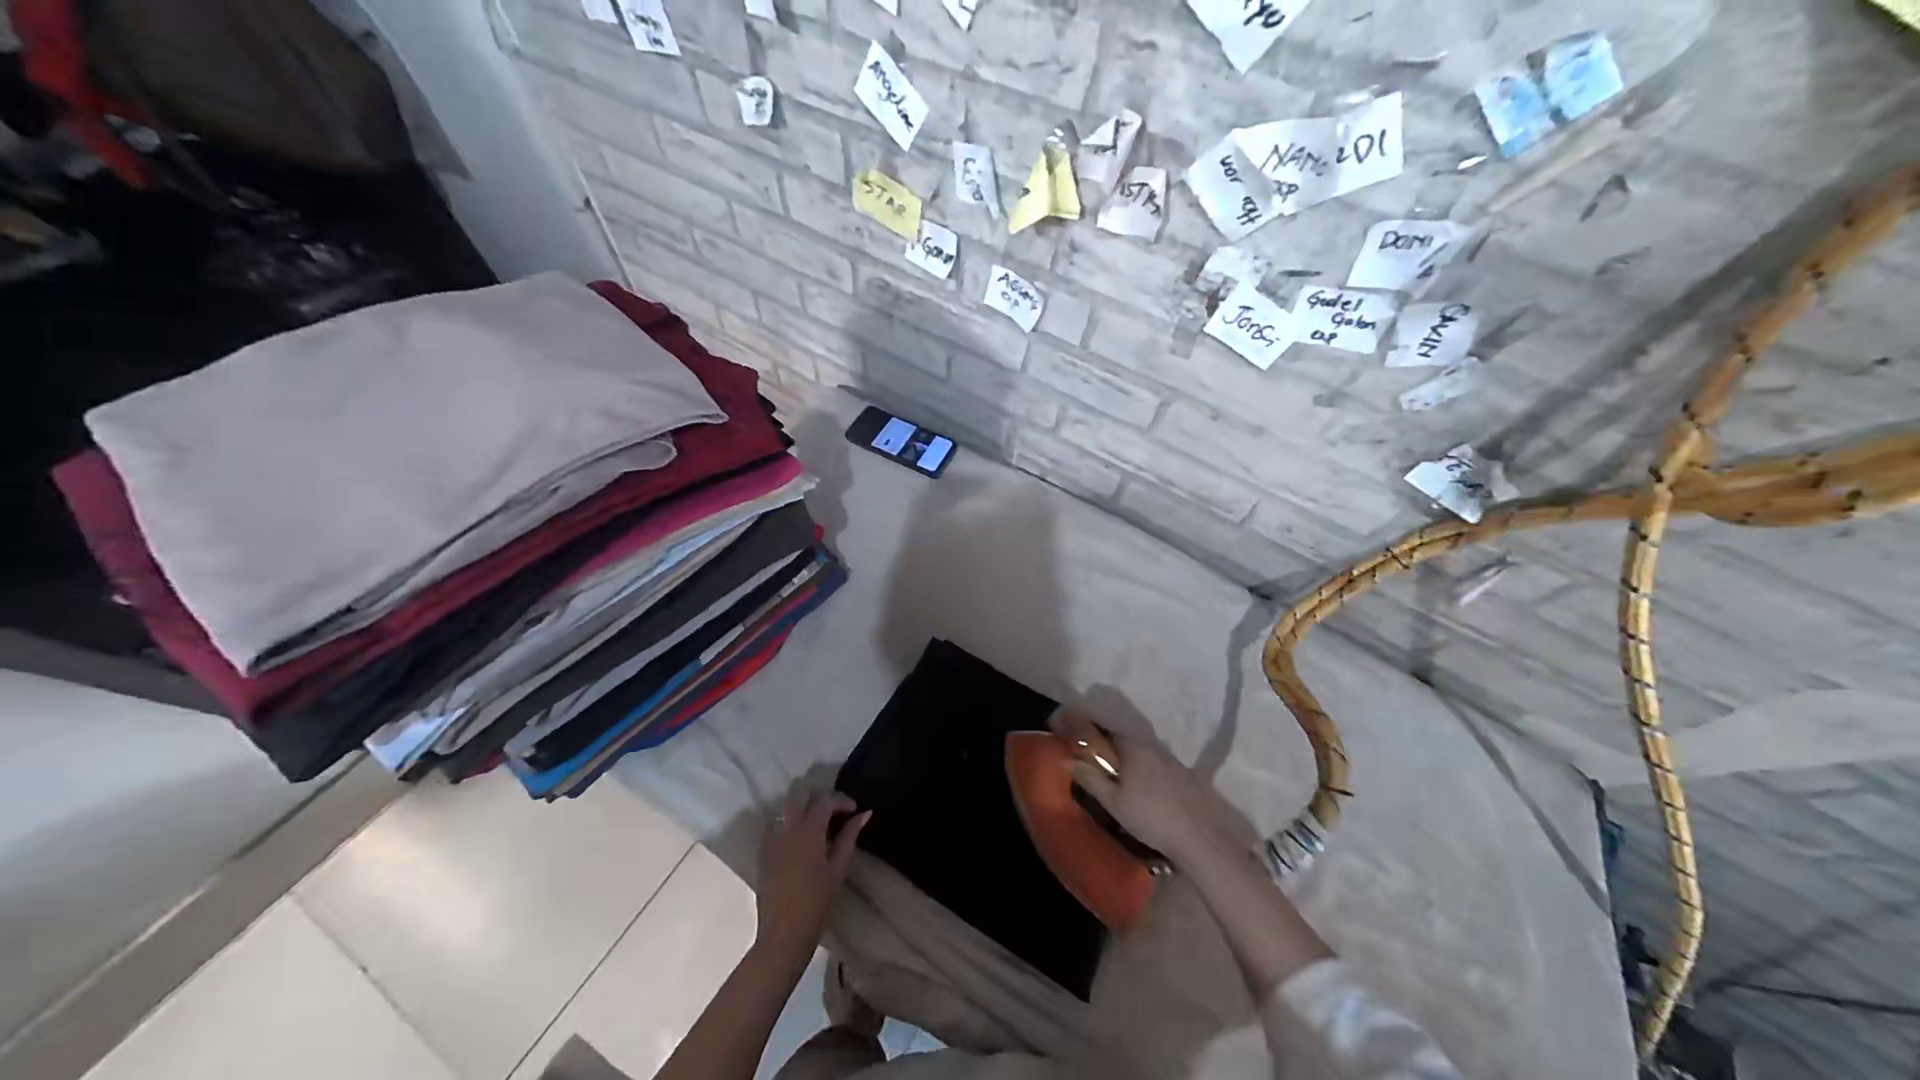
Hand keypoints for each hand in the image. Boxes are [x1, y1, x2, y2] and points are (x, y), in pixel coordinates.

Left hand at [756, 791, 869, 955]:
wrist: (783, 936)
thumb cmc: (816, 905)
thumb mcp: (838, 870)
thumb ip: (849, 837)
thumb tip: (864, 814)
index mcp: (807, 834)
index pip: (823, 801)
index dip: (841, 800)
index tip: (854, 810)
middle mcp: (786, 831)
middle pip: (799, 796)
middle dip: (819, 799)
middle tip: (835, 813)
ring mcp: (770, 842)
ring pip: (785, 811)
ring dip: (803, 811)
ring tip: (820, 828)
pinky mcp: (763, 855)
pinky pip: (776, 829)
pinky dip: (790, 827)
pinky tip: (801, 844)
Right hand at [1052, 709, 1237, 866]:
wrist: (1200, 837)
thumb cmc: (1151, 818)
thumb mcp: (1113, 802)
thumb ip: (1090, 778)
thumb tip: (1068, 759)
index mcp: (1131, 746)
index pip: (1103, 730)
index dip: (1086, 734)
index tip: (1071, 740)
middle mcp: (1151, 745)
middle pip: (1121, 741)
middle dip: (1106, 749)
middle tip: (1092, 765)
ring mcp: (1170, 759)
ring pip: (1140, 753)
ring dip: (1126, 761)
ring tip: (1115, 780)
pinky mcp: (1184, 774)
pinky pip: (1154, 765)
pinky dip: (1143, 771)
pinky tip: (1142, 791)